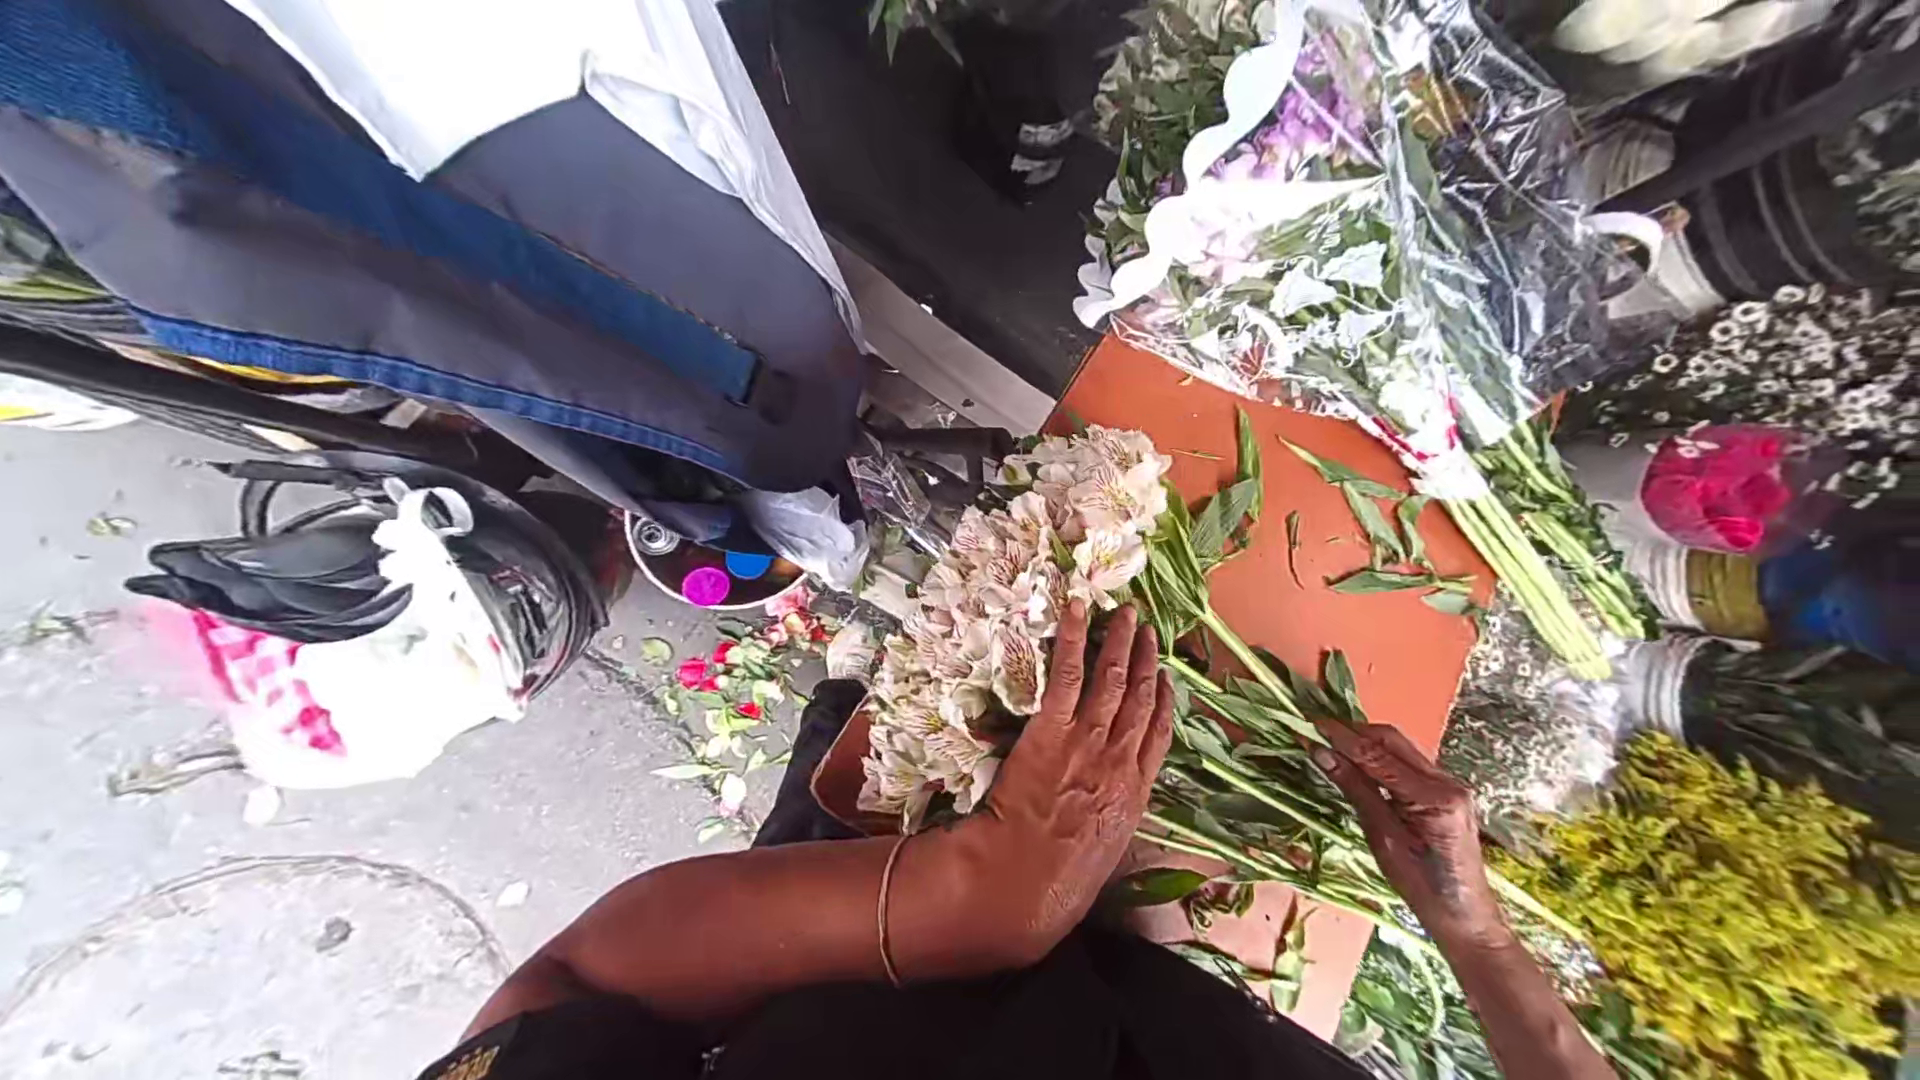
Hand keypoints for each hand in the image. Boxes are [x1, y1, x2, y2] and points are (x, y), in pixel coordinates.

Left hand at [911, 600, 1172, 969]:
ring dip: (1120, 642)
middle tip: (1149, 629)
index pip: (1158, 733)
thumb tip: (1113, 796)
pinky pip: (1067, 673)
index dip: (1163, 700)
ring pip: (1112, 679)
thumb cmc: (1060, 875)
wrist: (1022, 880)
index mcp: (1135, 790)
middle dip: (1146, 659)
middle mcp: (1118, 758)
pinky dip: (1073, 638)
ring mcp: (1086, 739)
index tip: (1166, 678)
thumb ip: (1114, 813)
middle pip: (1140, 697)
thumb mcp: (1105, 849)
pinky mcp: (1051, 727)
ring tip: (1126, 614)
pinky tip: (1076, 610)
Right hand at [1310, 719, 1509, 951]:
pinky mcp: (1444, 790)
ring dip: (1362, 740)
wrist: (1465, 915)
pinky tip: (1355, 760)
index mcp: (1434, 797)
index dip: (1339, 737)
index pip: (1377, 755)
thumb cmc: (1421, 885)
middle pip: (1391, 740)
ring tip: (1329, 742)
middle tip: (1315, 730)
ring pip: (1398, 746)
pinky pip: (1404, 760)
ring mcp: (1448, 784)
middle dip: (1351, 731)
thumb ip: (1354, 788)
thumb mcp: (1382, 836)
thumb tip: (1320, 752)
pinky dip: (1376, 755)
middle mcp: (1447, 782)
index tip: (1308, 724)